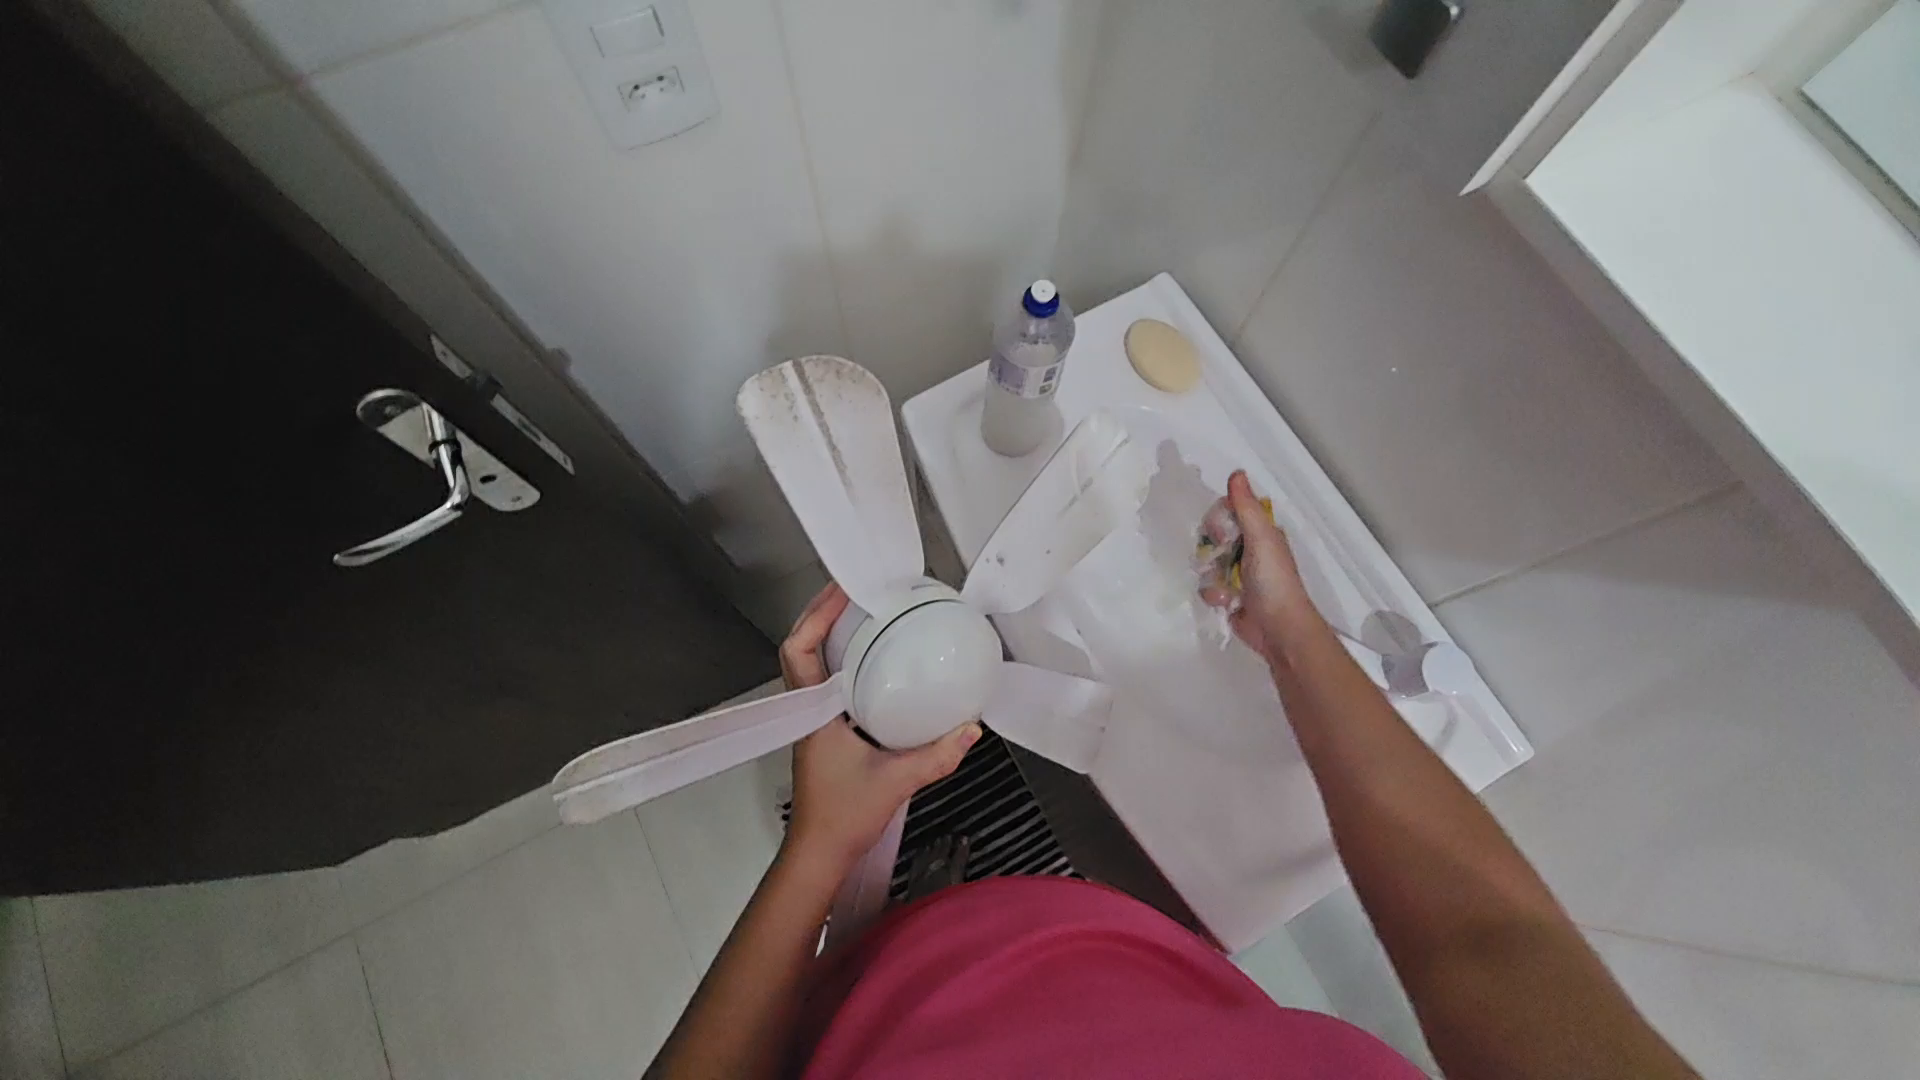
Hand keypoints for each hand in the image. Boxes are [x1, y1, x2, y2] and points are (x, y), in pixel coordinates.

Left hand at [778, 583, 980, 873]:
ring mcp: (814, 719)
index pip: (799, 649)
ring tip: (864, 612)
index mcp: (814, 712)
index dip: (816, 614)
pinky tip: (874, 658)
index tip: (842, 590)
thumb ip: (936, 755)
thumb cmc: (842, 818)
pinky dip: (844, 660)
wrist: (820, 854)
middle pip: (802, 646)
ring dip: (831, 634)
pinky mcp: (826, 730)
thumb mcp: (895, 781)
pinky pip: (830, 681)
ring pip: (813, 663)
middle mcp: (809, 709)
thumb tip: (970, 728)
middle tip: (857, 589)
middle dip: (823, 612)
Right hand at [1203, 470, 1322, 660]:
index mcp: (1259, 533)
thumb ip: (1246, 508)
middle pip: (1211, 537)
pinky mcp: (1227, 596)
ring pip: (1205, 563)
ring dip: (1211, 576)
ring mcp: (1236, 574)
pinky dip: (1213, 595)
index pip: (1226, 514)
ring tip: (1226, 587)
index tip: (1220, 532)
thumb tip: (1236, 473)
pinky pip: (1206, 586)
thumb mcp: (1261, 539)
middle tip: (1220, 560)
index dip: (1217, 520)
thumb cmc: (1274, 581)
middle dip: (1210, 550)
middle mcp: (1247, 550)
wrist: (1278, 628)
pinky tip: (1226, 603)